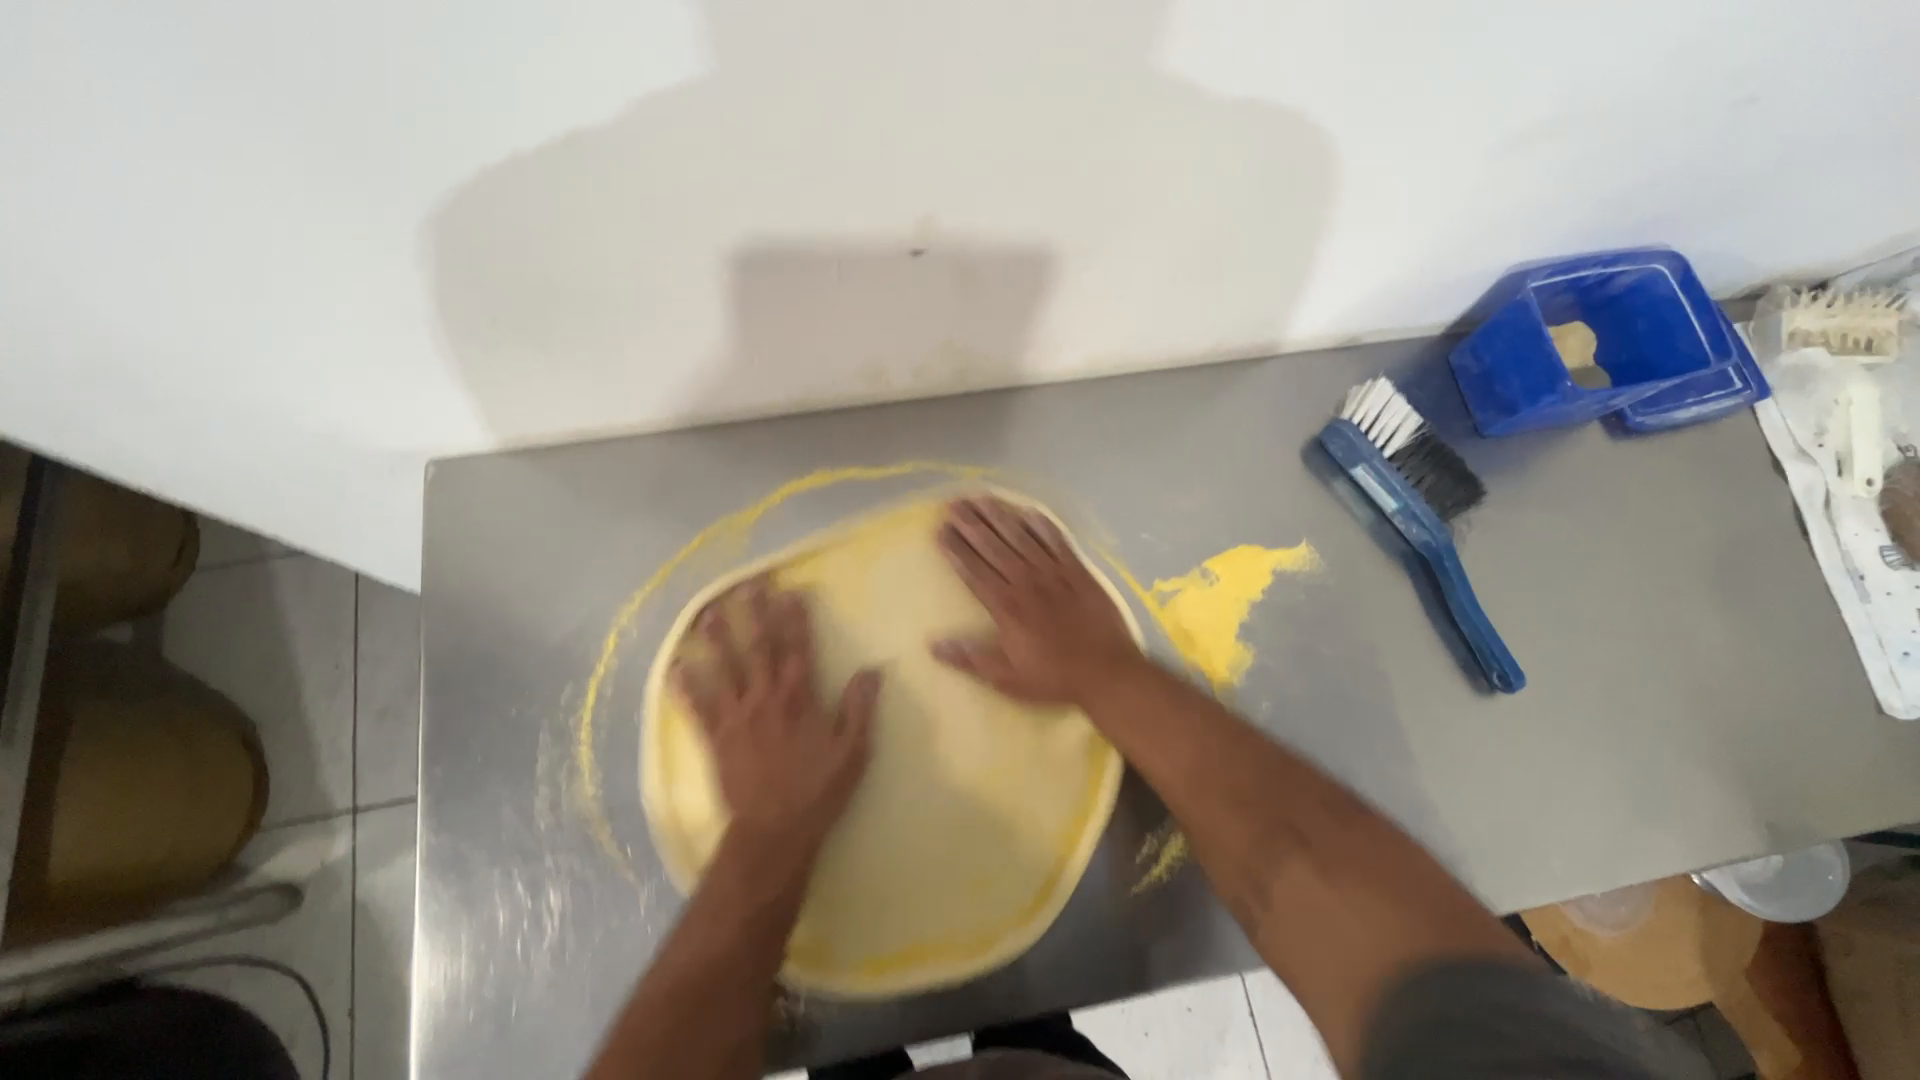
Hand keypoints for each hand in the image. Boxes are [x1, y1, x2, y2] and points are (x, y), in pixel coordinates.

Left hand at [673, 576, 881, 847]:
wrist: (774, 831)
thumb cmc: (818, 790)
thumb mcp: (853, 751)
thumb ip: (859, 709)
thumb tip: (871, 670)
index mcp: (800, 699)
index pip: (798, 649)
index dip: (794, 619)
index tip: (789, 591)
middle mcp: (766, 699)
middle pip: (758, 649)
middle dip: (753, 616)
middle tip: (745, 586)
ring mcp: (737, 718)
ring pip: (724, 671)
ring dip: (716, 640)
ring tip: (707, 613)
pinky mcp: (716, 740)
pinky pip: (697, 709)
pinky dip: (685, 689)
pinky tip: (674, 667)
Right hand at [932, 495, 1143, 704]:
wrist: (1107, 671)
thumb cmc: (1054, 677)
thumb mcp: (1007, 678)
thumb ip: (971, 658)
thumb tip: (933, 644)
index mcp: (1006, 607)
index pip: (974, 571)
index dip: (956, 549)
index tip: (940, 529)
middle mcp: (1026, 582)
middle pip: (993, 546)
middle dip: (971, 524)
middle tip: (953, 503)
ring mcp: (1054, 573)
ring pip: (1021, 537)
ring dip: (1000, 516)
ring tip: (981, 498)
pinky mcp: (1078, 571)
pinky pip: (1057, 541)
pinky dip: (1042, 525)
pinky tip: (1028, 510)